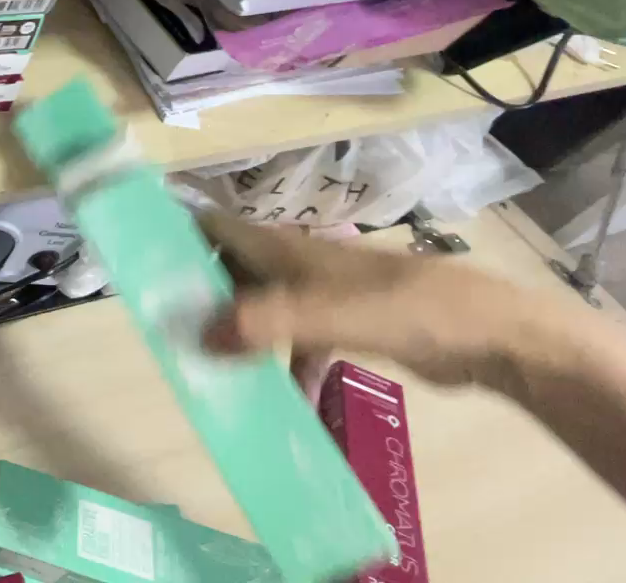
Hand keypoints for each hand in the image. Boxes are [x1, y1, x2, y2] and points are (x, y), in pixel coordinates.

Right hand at [196, 213, 581, 398]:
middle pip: (224, 270)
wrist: (488, 334)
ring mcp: (313, 294)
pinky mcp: (339, 325)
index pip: (207, 224)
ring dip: (234, 336)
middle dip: (195, 295)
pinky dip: (283, 368)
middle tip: (164, 327)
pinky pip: (292, 343)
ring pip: (255, 310)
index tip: (138, 260)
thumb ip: (259, 323)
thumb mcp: (321, 313)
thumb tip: (197, 340)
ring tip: (209, 370)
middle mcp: (286, 264)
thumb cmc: (397, 305)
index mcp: (275, 246)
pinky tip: (286, 400)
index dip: (170, 233)